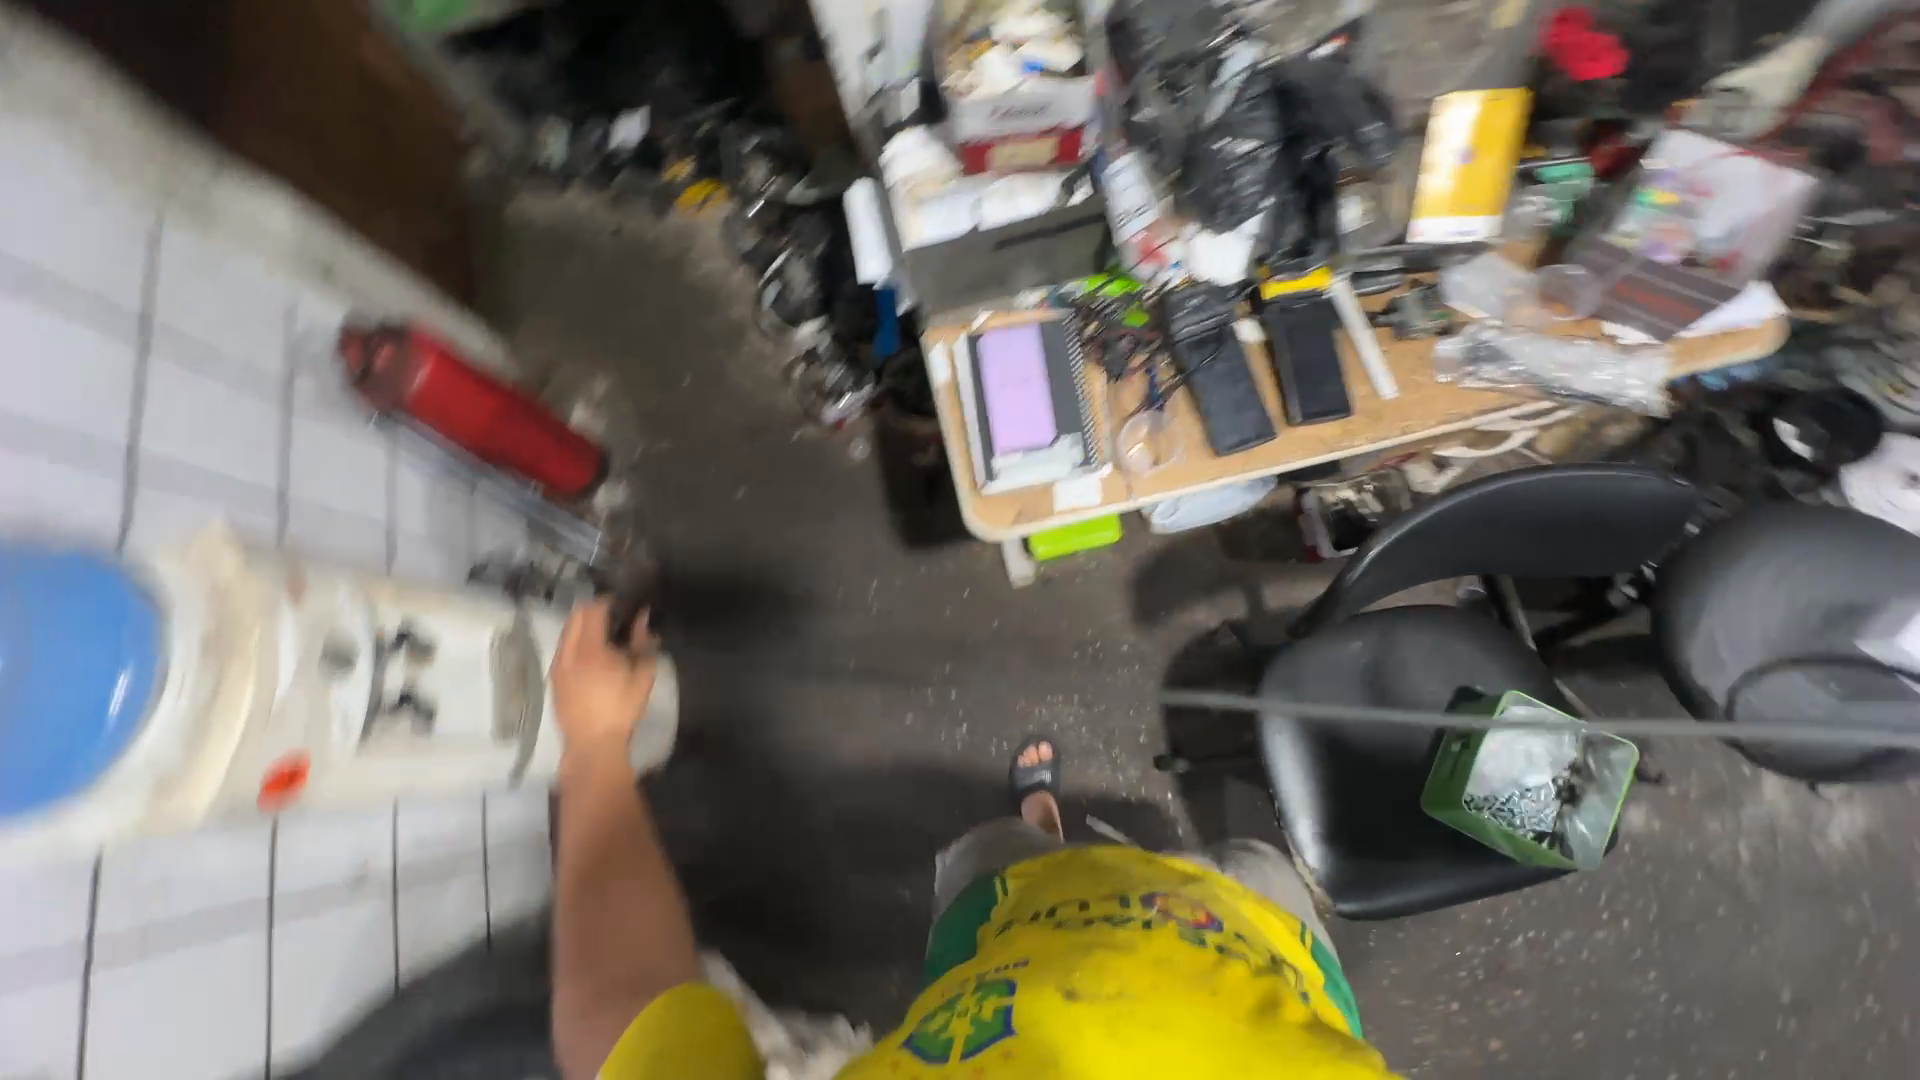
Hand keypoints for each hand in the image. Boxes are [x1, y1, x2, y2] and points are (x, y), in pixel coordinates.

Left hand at [550, 599, 656, 756]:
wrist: (592, 744)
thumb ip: (642, 643)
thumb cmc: (622, 709)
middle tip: (615, 618)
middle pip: (576, 616)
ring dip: (583, 626)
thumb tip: (642, 619)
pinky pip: (564, 647)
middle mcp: (568, 652)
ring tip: (605, 636)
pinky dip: (577, 642)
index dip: (609, 602)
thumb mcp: (642, 675)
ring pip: (567, 631)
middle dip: (594, 610)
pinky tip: (593, 656)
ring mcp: (558, 665)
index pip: (593, 610)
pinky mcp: (554, 678)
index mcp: (591, 649)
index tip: (624, 605)